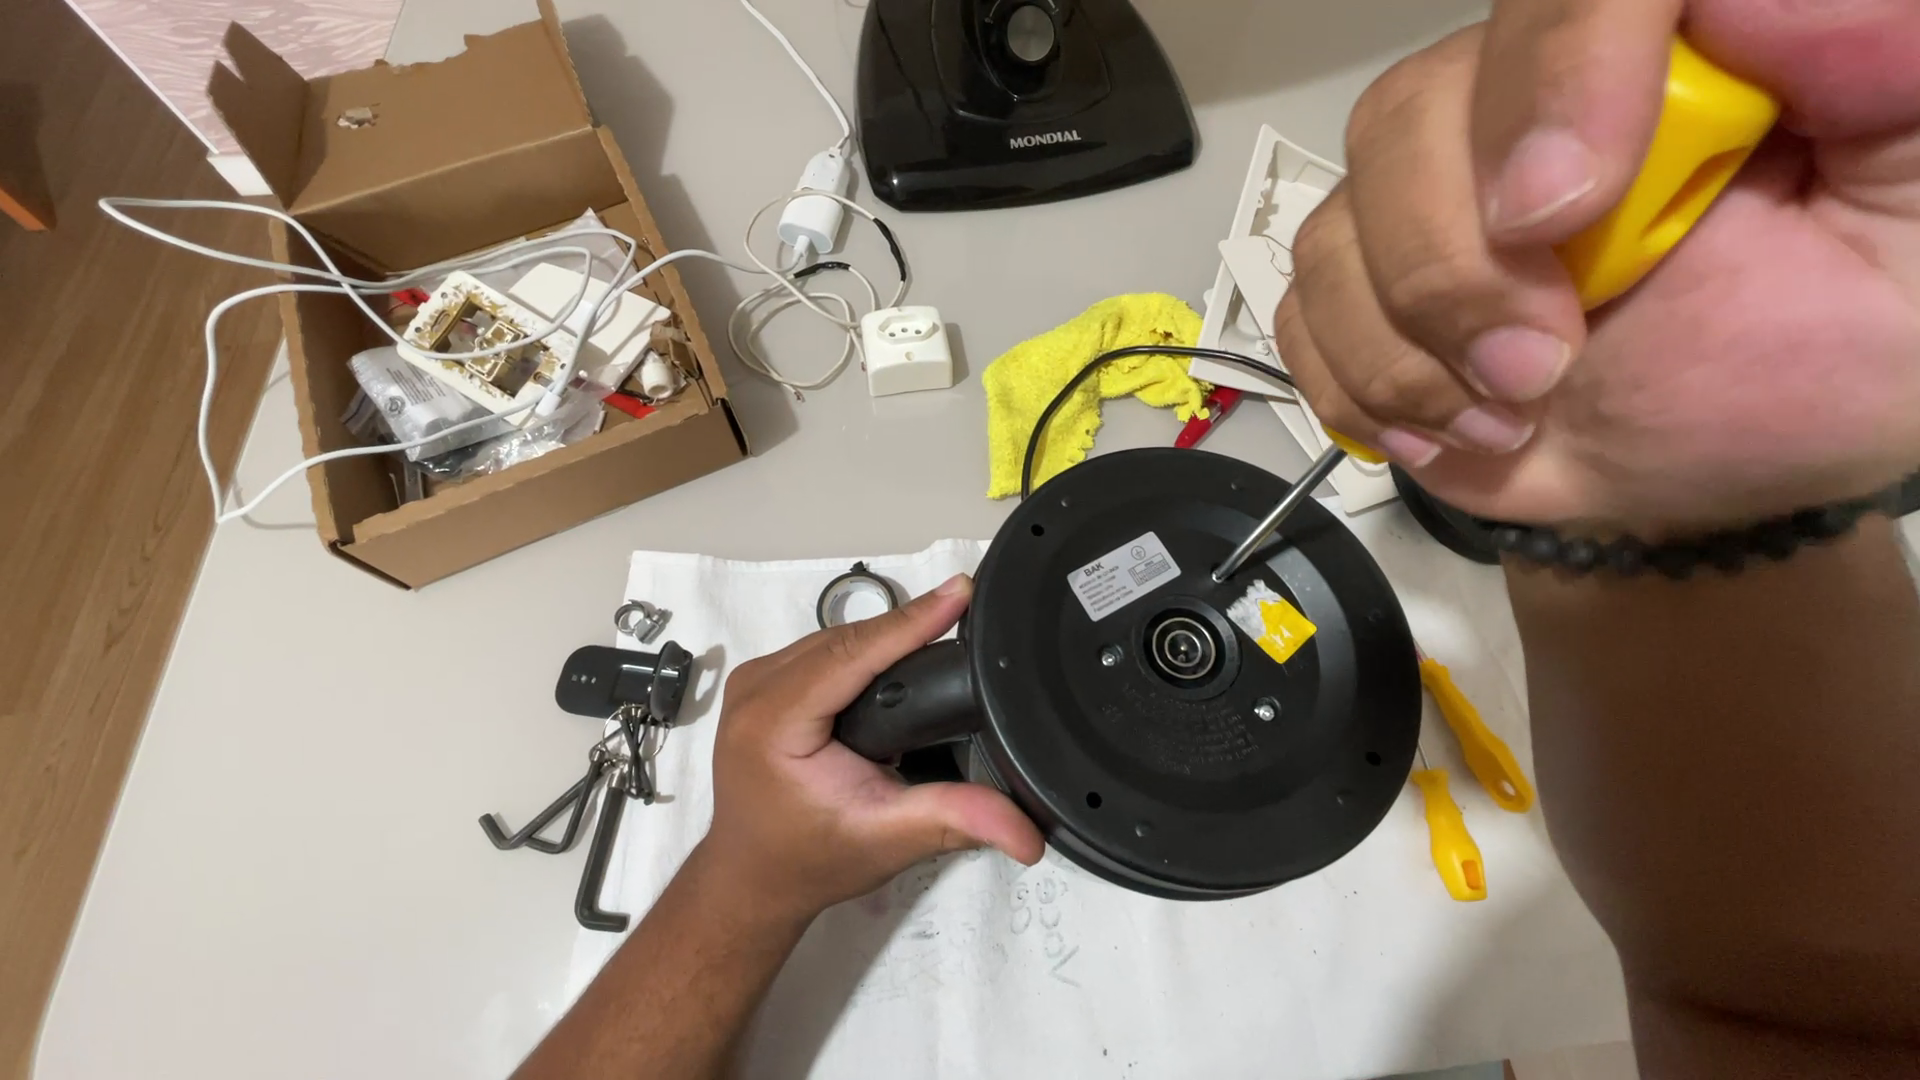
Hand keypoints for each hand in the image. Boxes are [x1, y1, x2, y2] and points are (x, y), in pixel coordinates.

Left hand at [699, 575, 1043, 921]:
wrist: (752, 877)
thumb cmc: (810, 861)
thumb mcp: (885, 840)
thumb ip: (954, 820)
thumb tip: (1028, 833)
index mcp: (773, 721)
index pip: (853, 653)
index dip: (912, 620)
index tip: (962, 591)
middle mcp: (756, 688)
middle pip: (847, 638)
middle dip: (909, 625)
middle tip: (972, 611)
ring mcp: (755, 681)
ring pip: (837, 637)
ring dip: (890, 635)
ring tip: (947, 628)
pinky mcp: (764, 683)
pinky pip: (825, 649)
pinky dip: (868, 648)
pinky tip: (905, 651)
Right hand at [1278, 0, 1919, 532]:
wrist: (1701, 465)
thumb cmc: (1829, 353)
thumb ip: (1885, 74)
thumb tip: (1752, 5)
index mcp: (1654, 63)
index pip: (1566, 0)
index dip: (1545, 78)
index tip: (1557, 216)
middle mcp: (1507, 118)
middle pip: (1402, 120)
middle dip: (1448, 268)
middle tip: (1535, 369)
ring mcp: (1412, 216)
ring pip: (1332, 234)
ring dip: (1398, 352)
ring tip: (1499, 418)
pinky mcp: (1355, 302)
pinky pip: (1300, 321)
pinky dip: (1353, 388)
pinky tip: (1435, 427)